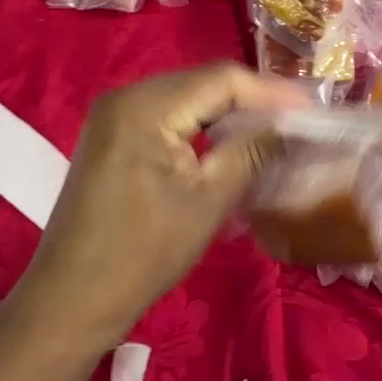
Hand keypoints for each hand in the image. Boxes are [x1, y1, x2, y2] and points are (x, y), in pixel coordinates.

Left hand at [12, 63, 303, 345]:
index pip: (222, 79)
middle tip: (298, 120)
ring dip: (229, 111)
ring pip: (187, 96)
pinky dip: (201, 124)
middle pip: (204, 82)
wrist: (69, 302)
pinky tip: (229, 141)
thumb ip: (252, 152)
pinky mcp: (112, 134)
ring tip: (273, 130)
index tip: (312, 109)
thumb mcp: (208, 202)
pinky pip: (167, 114)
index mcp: (145, 105)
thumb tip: (293, 123)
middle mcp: (126, 95)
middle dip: (253, 99)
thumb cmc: (142, 255)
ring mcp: (114, 114)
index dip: (271, 92)